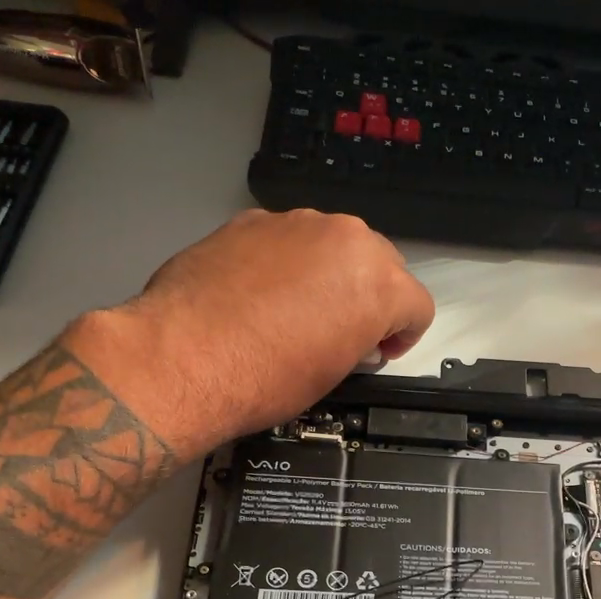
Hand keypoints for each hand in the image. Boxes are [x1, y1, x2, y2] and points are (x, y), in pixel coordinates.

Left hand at [64, 208, 434, 457]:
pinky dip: (284, 263)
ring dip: (327, 274)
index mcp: (378, 281)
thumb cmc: (265, 376)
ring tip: (294, 314)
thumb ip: (359, 341)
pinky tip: (258, 298)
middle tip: (343, 332)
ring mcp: (295, 223)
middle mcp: (344, 238)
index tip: (380, 351)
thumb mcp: (335, 372)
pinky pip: (286, 240)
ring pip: (332, 245)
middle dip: (370, 296)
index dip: (403, 335)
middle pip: (380, 263)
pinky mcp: (251, 221)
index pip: (417, 304)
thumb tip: (351, 335)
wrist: (184, 359)